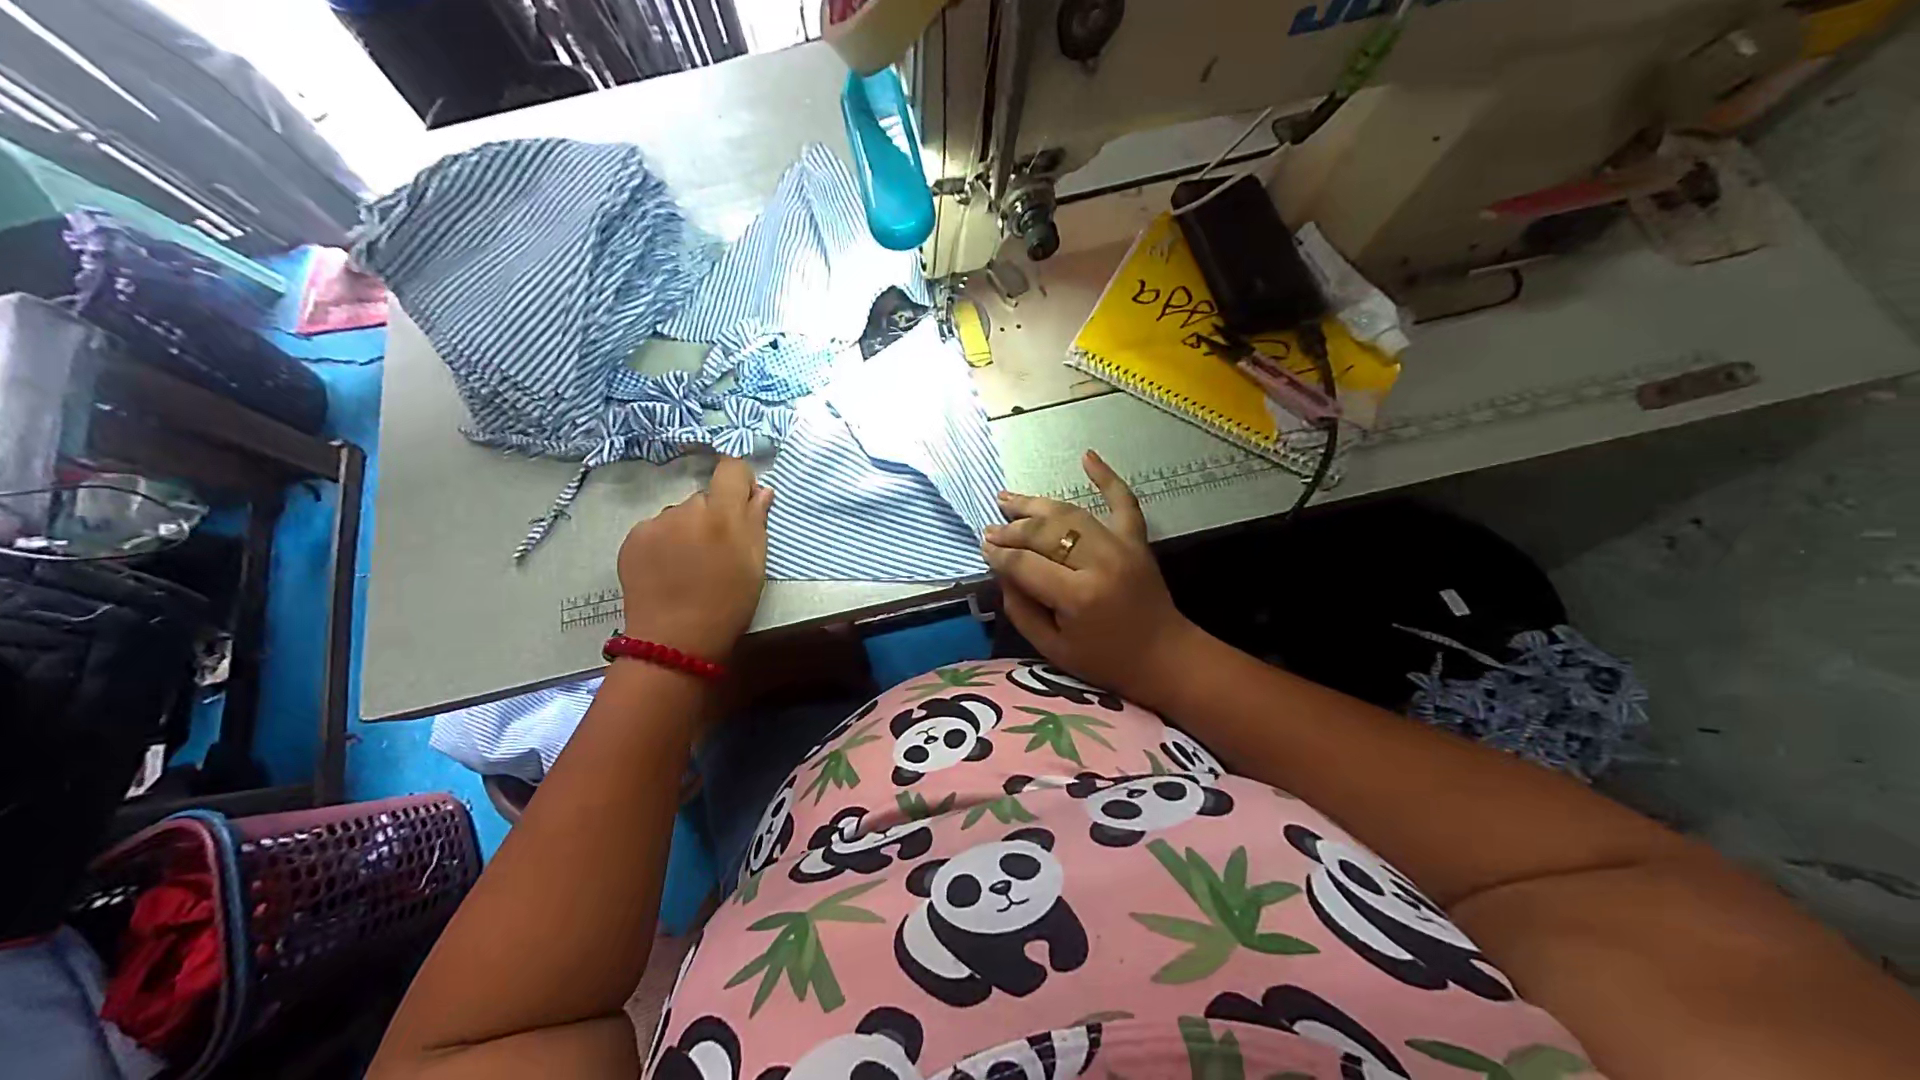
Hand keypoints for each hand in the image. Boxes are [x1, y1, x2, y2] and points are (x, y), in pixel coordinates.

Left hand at [617, 457, 772, 661]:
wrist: (676, 639)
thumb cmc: (728, 603)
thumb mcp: (755, 563)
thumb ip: (757, 521)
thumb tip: (761, 490)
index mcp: (723, 514)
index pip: (731, 468)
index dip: (739, 481)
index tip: (742, 503)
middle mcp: (687, 509)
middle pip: (705, 497)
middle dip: (713, 515)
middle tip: (716, 551)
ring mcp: (656, 523)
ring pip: (679, 514)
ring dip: (687, 529)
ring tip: (688, 565)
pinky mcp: (633, 538)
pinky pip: (656, 529)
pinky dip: (664, 543)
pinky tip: (667, 569)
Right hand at [982, 450, 1202, 707]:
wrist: (1166, 657)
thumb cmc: (1105, 661)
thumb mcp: (1052, 649)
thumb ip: (1021, 609)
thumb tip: (1002, 572)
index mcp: (1078, 596)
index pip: (1026, 565)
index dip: (999, 555)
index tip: (983, 548)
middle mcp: (1100, 563)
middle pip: (1045, 533)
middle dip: (1012, 530)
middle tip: (990, 528)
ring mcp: (1122, 546)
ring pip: (1071, 514)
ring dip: (1036, 505)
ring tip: (1007, 498)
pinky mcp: (1137, 540)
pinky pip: (1123, 502)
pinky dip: (1107, 478)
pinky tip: (1087, 457)